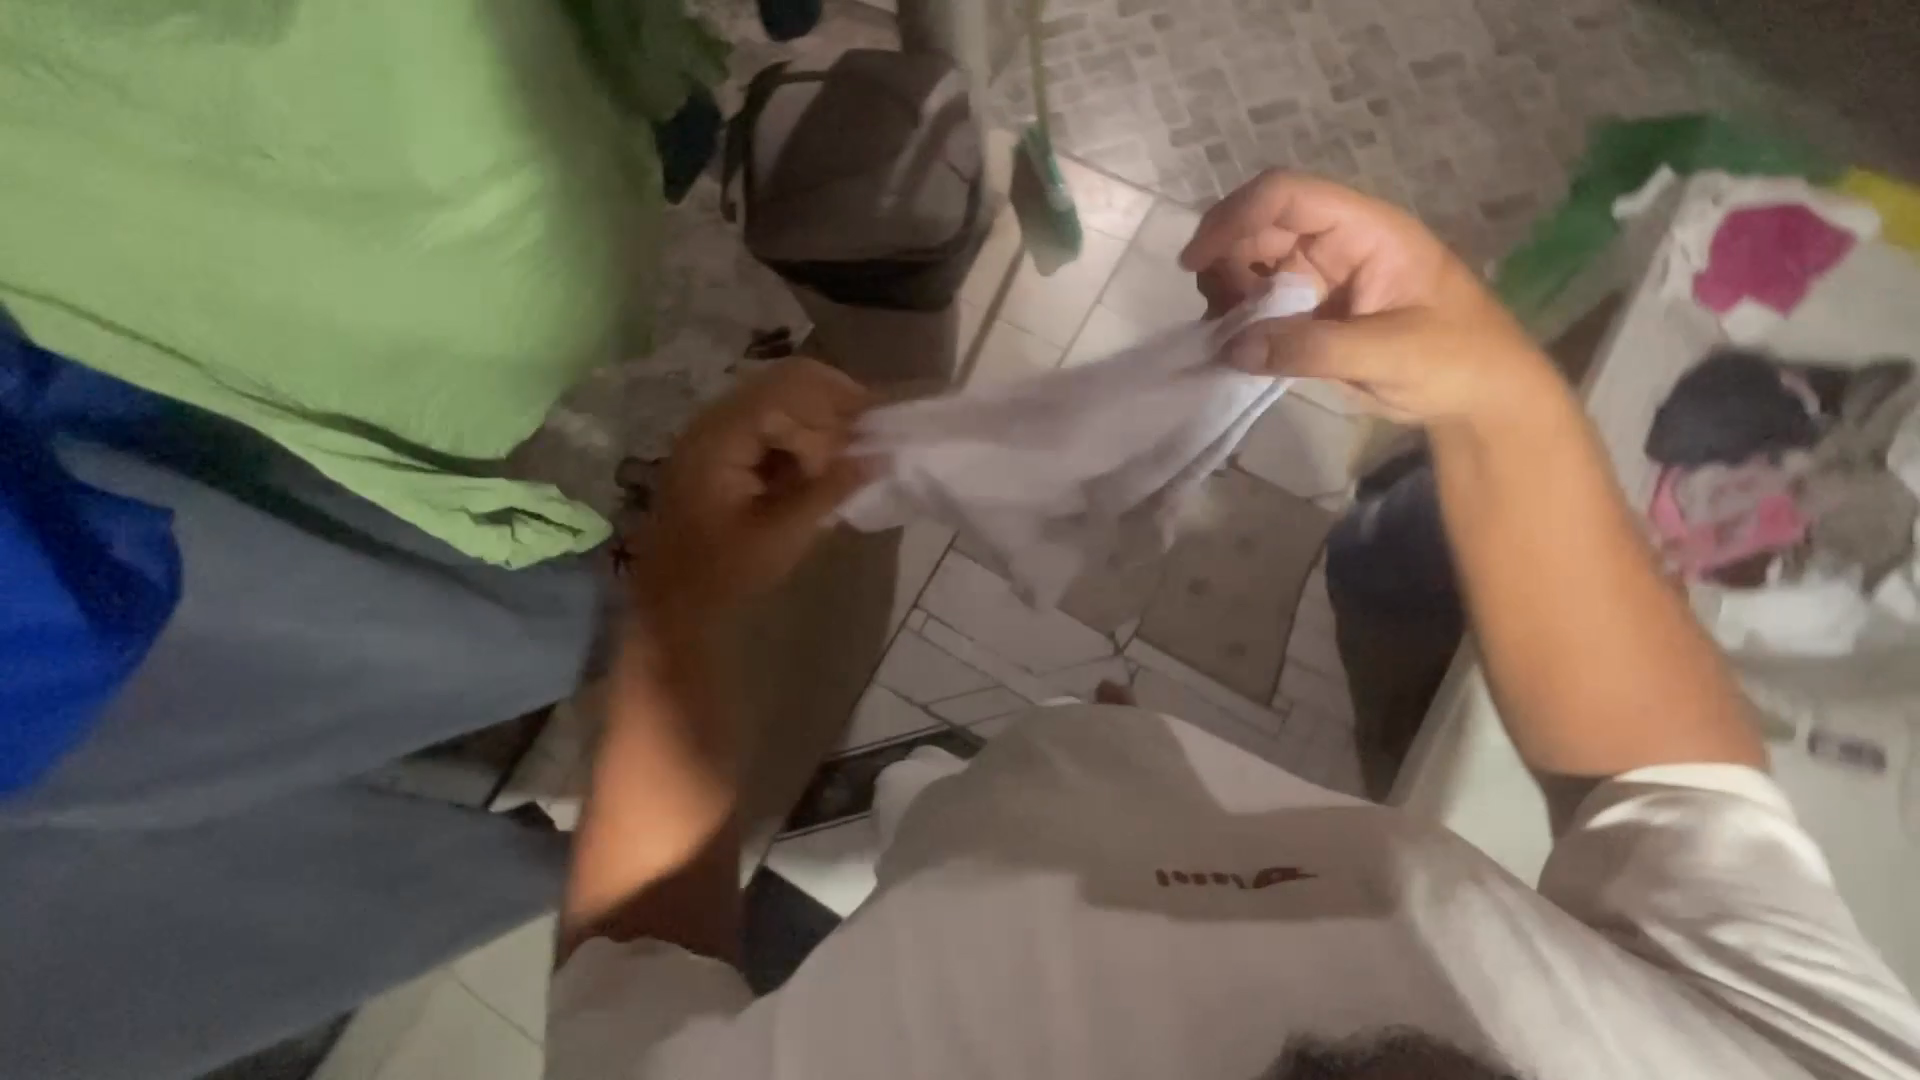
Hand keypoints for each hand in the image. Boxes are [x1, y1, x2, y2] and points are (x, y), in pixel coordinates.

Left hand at [636, 358, 874, 622]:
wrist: (668, 599)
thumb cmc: (722, 573)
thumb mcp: (782, 536)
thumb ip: (830, 490)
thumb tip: (879, 456)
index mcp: (722, 436)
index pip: (790, 390)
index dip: (838, 406)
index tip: (874, 434)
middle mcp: (716, 419)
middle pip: (786, 382)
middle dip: (833, 406)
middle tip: (868, 439)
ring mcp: (716, 431)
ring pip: (781, 397)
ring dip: (819, 420)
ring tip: (849, 455)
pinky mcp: (722, 448)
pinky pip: (770, 422)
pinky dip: (801, 436)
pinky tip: (819, 467)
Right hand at [1181, 171, 1560, 426]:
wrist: (1478, 395)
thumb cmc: (1456, 360)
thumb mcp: (1392, 352)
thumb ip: (1314, 349)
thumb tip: (1232, 347)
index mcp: (1364, 230)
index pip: (1287, 196)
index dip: (1234, 217)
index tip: (1195, 262)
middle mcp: (1334, 244)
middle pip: (1257, 225)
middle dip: (1222, 259)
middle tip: (1213, 312)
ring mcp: (1318, 278)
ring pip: (1249, 264)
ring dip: (1224, 291)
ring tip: (1225, 332)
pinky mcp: (1307, 313)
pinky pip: (1256, 304)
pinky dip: (1234, 320)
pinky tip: (1234, 345)